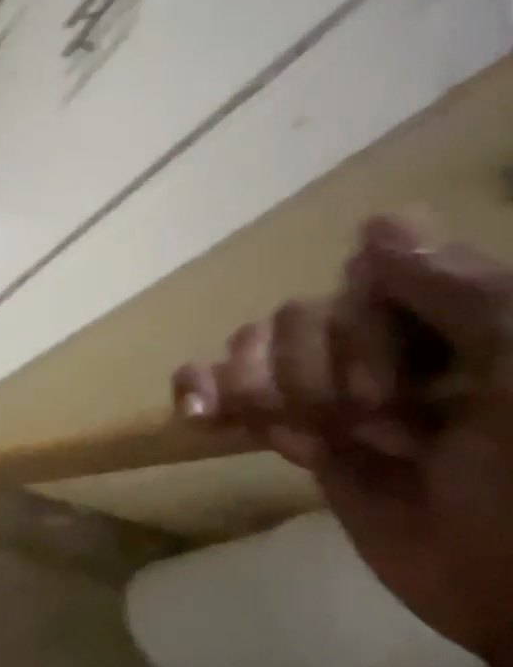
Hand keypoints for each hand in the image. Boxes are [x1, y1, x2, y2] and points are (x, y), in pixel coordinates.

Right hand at [172, 216, 512, 666]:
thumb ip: (466, 297)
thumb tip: (375, 226)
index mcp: (450, 324)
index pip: (365, 276)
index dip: (365, 327)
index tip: (405, 388)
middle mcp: (388, 344)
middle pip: (300, 315)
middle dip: (319, 376)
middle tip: (381, 434)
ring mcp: (333, 388)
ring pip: (253, 347)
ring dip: (264, 392)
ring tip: (301, 440)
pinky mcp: (292, 428)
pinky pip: (218, 385)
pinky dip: (200, 391)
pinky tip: (201, 416)